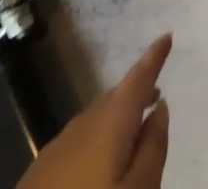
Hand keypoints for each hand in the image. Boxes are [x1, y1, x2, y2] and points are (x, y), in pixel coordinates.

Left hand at [17, 35, 171, 188]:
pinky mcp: (41, 171)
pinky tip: (101, 161)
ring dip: (116, 117)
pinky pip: (79, 140)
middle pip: (114, 98)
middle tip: (156, 91)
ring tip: (134, 127)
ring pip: (95, 120)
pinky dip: (98, 137)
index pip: (137, 80)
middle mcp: (82, 125)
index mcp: (110, 124)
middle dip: (136, 90)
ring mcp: (57, 147)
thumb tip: (160, 107)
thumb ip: (153, 146)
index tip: (166, 36)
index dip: (153, 58)